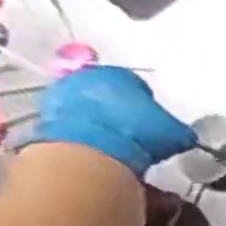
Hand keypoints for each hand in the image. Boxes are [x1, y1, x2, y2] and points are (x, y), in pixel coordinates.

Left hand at [29, 66, 198, 176]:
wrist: (90, 152)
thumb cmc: (138, 134)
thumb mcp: (175, 133)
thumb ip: (179, 130)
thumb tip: (182, 134)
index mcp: (119, 74)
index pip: (137, 84)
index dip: (147, 103)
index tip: (153, 121)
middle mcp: (85, 76)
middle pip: (106, 91)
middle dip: (118, 107)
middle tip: (133, 130)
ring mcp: (59, 94)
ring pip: (86, 105)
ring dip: (98, 119)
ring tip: (115, 142)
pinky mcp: (43, 115)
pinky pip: (70, 121)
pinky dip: (83, 131)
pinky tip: (97, 148)